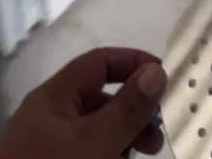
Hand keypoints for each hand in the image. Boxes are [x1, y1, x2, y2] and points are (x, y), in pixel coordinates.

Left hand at [0, 47, 167, 158]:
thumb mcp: (95, 143)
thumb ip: (127, 109)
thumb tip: (157, 70)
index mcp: (53, 97)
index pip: (99, 62)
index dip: (133, 63)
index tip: (164, 80)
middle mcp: (48, 118)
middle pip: (99, 100)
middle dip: (132, 113)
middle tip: (157, 136)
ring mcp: (46, 150)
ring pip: (94, 133)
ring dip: (122, 141)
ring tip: (144, 157)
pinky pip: (84, 155)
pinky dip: (106, 157)